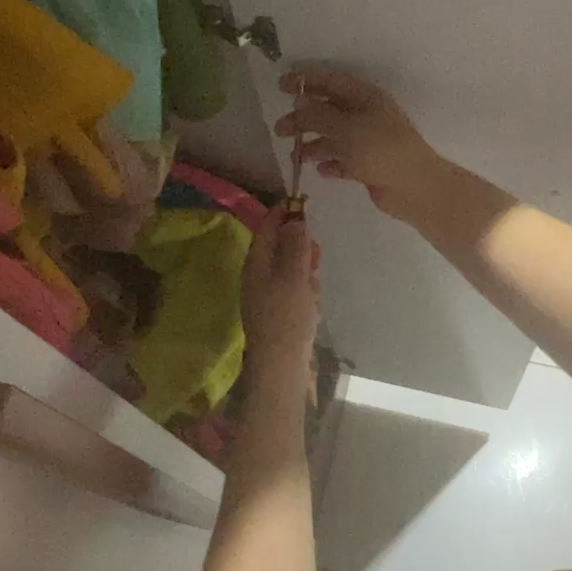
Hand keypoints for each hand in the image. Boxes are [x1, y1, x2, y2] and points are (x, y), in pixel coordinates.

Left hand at [240, 210, 318, 378]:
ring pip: (291, 270)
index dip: (284, 212)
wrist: (281, 365)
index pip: (267, 226)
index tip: (304, 204)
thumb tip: (293, 217)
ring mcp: (266, 295)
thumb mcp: (294, 274)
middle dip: (301, 250)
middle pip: (280, 247)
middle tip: (315, 259)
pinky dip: (305, 294)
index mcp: (256, 262)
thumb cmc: (287, 316)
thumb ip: (294, 244)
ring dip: (306, 274)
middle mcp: (257, 275)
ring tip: (312, 291)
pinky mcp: (277, 312)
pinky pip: (295, 291)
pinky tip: (311, 308)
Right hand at [275, 71, 446, 220]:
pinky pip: (344, 161)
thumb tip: (299, 102)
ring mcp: (368, 142)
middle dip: (303, 119)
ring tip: (295, 157)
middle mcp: (366, 116)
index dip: (306, 82)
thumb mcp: (345, 128)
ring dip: (313, 144)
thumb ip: (318, 115)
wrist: (414, 187)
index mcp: (365, 98)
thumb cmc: (380, 149)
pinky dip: (331, 164)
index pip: (331, 82)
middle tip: (279, 129)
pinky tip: (321, 170)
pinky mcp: (368, 166)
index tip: (282, 86)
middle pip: (328, 111)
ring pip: (334, 138)